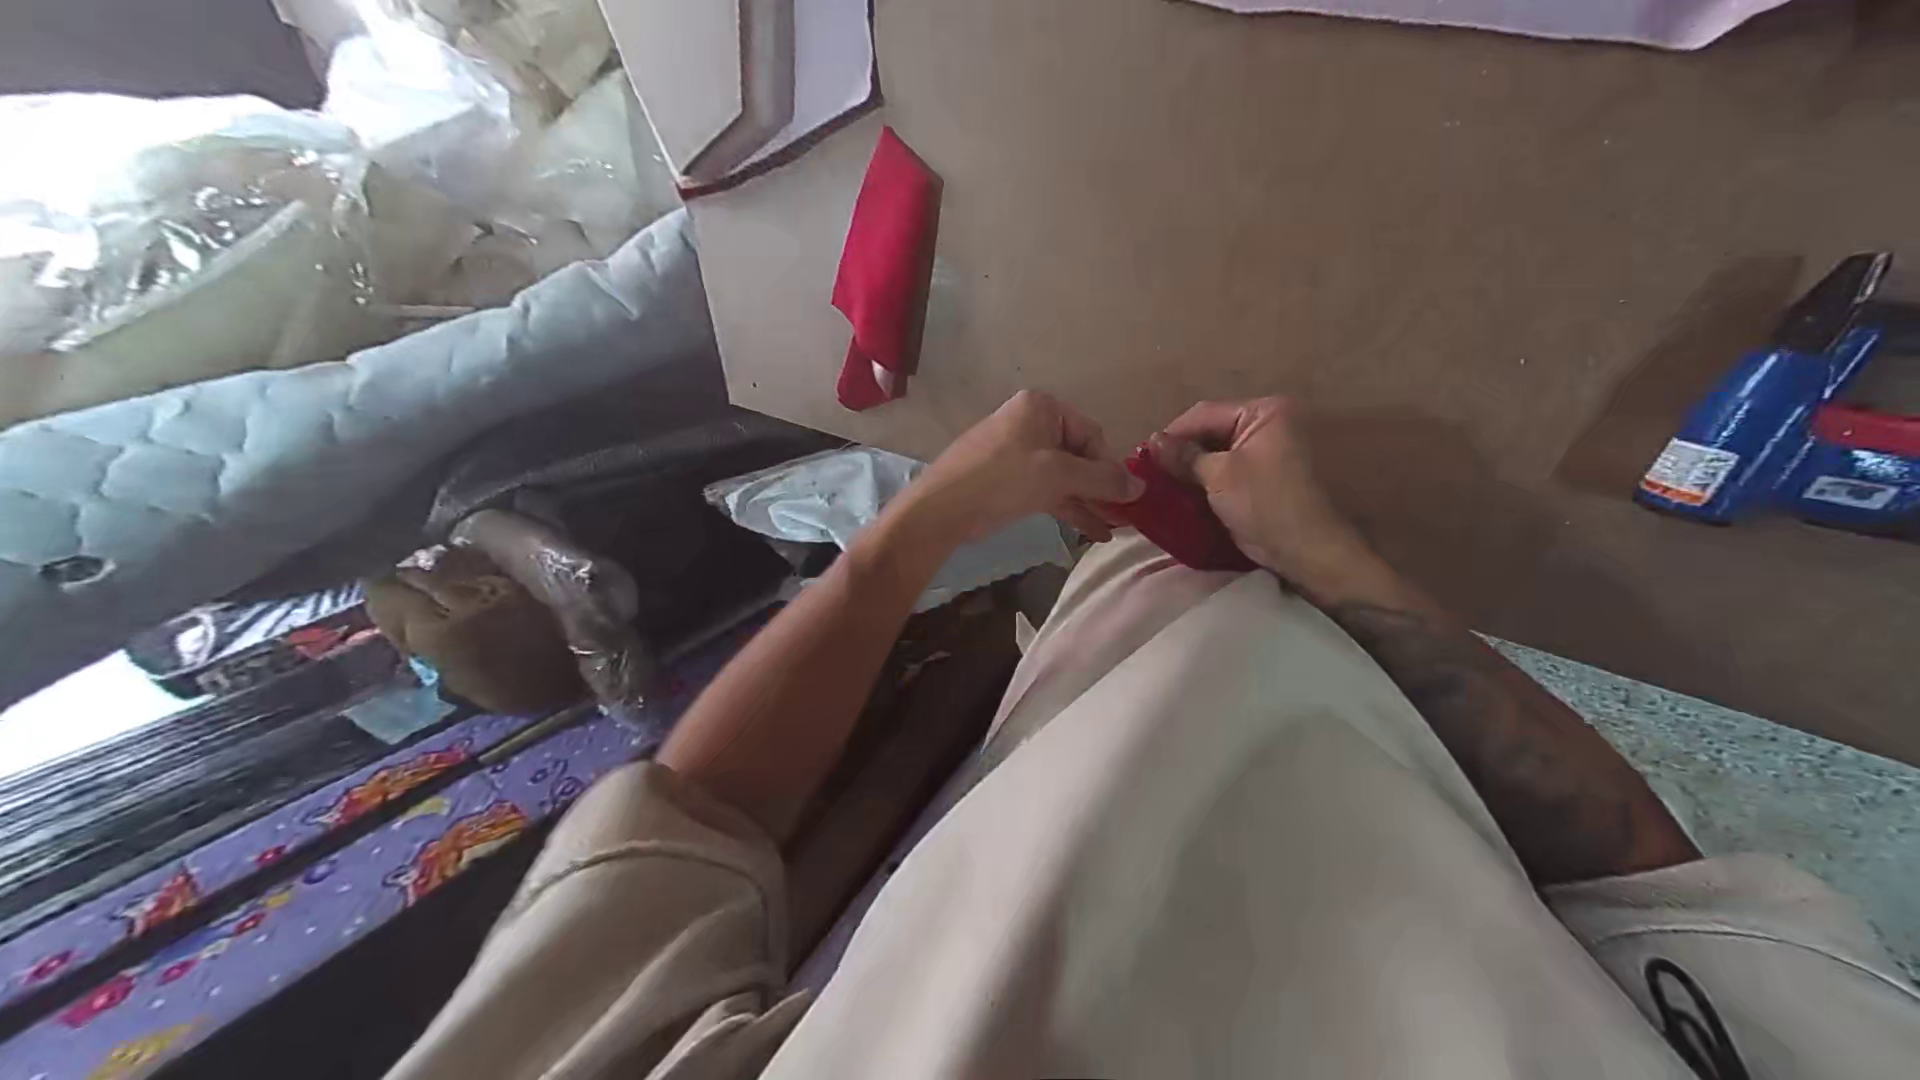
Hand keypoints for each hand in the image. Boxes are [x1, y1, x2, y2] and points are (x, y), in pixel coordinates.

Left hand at [901, 390, 1142, 541]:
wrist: (945, 507)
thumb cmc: (1003, 479)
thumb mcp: (1058, 476)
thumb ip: (1102, 480)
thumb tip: (1141, 488)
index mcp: (1041, 408)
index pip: (1091, 433)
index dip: (1107, 465)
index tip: (1122, 495)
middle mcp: (1031, 425)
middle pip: (1079, 456)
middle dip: (1101, 487)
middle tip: (1124, 515)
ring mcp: (1019, 455)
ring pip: (1065, 477)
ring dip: (1089, 502)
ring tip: (1115, 527)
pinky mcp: (1011, 482)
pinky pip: (1049, 491)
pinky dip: (1069, 508)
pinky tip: (1093, 532)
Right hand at [1147, 397, 1372, 591]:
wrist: (1305, 551)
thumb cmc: (1265, 504)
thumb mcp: (1219, 475)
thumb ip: (1184, 455)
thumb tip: (1151, 441)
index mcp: (1265, 412)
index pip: (1205, 414)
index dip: (1172, 434)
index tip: (1141, 456)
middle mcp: (1268, 424)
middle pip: (1209, 431)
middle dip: (1180, 451)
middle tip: (1148, 471)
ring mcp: (1266, 451)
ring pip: (1214, 452)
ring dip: (1189, 467)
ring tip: (1159, 483)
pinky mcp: (1261, 476)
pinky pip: (1224, 469)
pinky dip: (1203, 479)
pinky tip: (1181, 492)